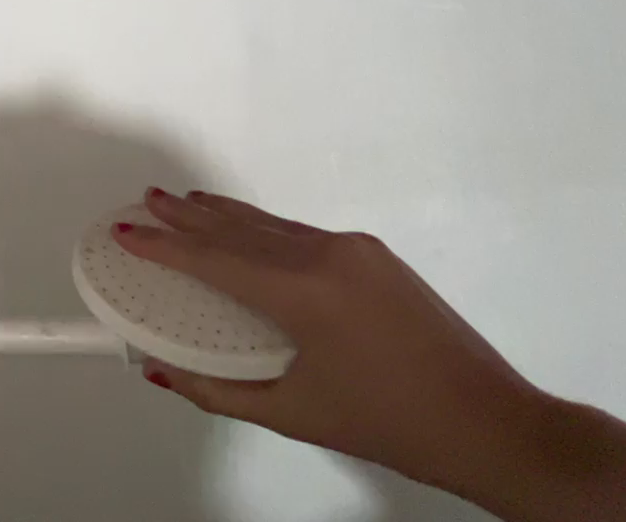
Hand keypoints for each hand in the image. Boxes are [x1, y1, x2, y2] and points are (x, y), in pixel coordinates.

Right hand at [115, 189, 543, 491]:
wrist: (500, 427)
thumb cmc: (392, 425)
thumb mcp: (295, 414)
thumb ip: (217, 391)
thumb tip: (159, 371)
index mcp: (304, 294)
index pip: (213, 260)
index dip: (163, 247)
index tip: (125, 232)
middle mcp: (325, 256)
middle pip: (237, 229)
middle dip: (186, 215)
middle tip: (145, 198)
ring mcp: (353, 249)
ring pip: (267, 224)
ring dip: (221, 214)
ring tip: (182, 201)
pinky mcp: (372, 253)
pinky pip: (296, 232)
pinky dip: (257, 226)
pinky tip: (242, 226)